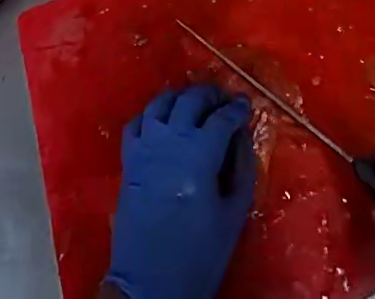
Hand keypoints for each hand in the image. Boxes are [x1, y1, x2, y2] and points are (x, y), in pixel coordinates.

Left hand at [103, 84, 255, 298]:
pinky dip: (152, 114)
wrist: (149, 284)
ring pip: (161, 102)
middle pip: (191, 100)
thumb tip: (242, 136)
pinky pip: (138, 122)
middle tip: (223, 99)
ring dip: (181, 97)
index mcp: (199, 155)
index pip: (222, 118)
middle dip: (210, 95)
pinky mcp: (128, 158)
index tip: (246, 103)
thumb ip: (243, 169)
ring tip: (194, 103)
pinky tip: (162, 120)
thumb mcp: (233, 216)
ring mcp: (145, 146)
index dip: (237, 108)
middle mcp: (170, 140)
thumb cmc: (199, 255)